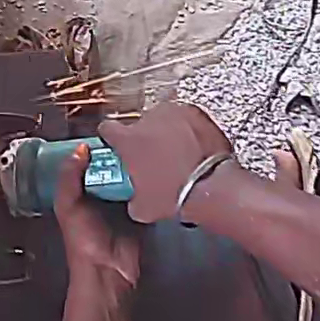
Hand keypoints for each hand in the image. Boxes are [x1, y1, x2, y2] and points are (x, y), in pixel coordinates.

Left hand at [54, 143, 140, 299]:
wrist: (109, 271)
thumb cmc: (84, 240)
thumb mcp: (68, 207)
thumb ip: (69, 178)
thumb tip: (81, 147)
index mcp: (84, 191)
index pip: (92, 163)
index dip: (100, 149)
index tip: (112, 130)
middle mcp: (105, 194)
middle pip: (115, 168)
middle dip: (123, 155)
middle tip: (136, 134)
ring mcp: (125, 202)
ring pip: (133, 177)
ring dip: (140, 166)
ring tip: (150, 146)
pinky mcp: (144, 210)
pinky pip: (149, 192)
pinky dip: (153, 182)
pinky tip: (160, 167)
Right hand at [97, 103, 232, 223]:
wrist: (211, 186)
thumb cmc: (175, 195)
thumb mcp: (142, 208)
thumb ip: (131, 195)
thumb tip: (134, 198)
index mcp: (128, 139)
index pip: (108, 128)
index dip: (111, 137)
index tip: (116, 144)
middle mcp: (148, 119)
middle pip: (139, 124)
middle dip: (144, 138)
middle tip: (155, 157)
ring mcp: (173, 112)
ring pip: (163, 119)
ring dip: (166, 131)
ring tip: (177, 152)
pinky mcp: (196, 112)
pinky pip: (185, 118)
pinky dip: (187, 129)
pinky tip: (193, 147)